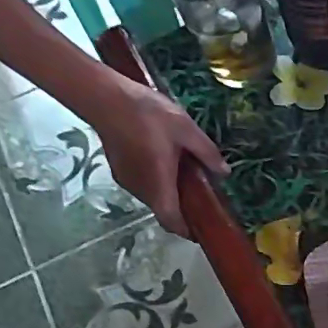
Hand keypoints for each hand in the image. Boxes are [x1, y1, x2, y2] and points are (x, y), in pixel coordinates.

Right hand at [95, 75, 228, 238]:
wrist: (102, 96)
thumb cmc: (147, 114)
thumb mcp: (185, 129)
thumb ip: (206, 152)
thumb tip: (224, 172)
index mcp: (158, 186)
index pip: (171, 221)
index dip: (187, 231)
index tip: (202, 230)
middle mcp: (141, 190)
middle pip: (163, 210)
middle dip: (182, 210)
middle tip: (203, 199)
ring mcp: (127, 180)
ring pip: (152, 198)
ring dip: (169, 195)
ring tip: (187, 180)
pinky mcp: (119, 170)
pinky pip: (142, 185)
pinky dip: (157, 184)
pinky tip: (166, 165)